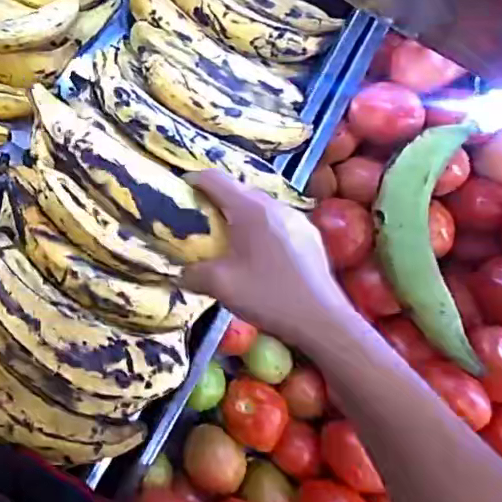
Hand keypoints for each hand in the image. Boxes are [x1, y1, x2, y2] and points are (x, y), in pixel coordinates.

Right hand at [179, 169, 361, 347]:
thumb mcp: (217, 284)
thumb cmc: (267, 296)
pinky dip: (257, 227)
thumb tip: (182, 271)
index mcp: (250, 209)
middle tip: (197, 224)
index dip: (190, 182)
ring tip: (225, 240)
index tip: (177, 199)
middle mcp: (275, 206)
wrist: (324, 323)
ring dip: (236, 215)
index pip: (213, 178)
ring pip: (257, 205)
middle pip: (236, 189)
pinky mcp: (309, 235)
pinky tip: (254, 254)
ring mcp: (296, 219)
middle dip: (212, 201)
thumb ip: (191, 271)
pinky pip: (274, 220)